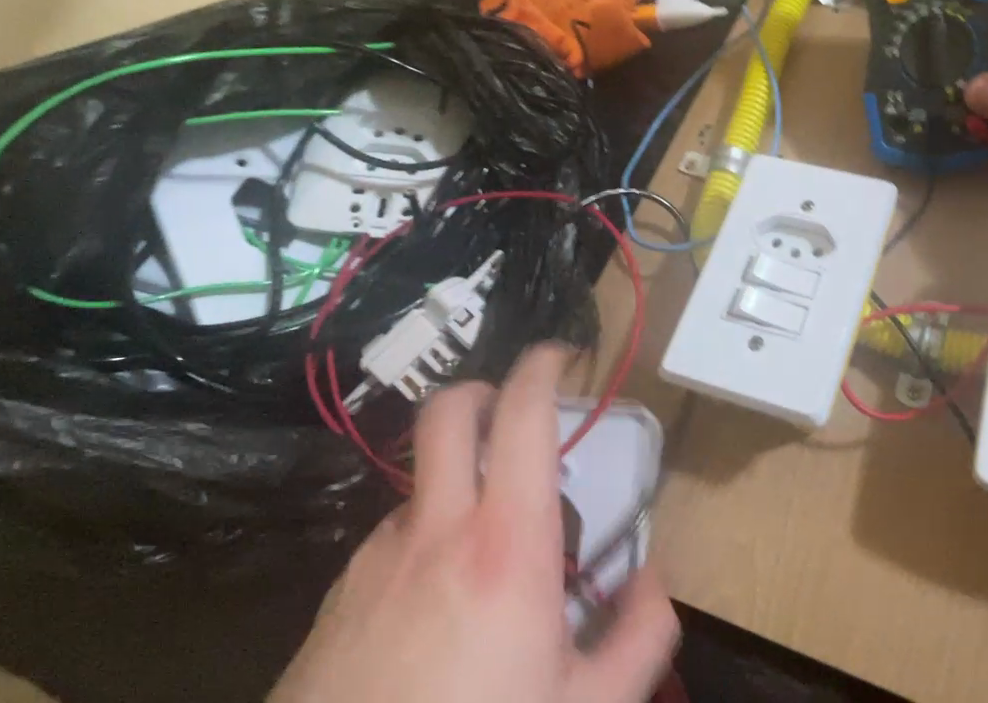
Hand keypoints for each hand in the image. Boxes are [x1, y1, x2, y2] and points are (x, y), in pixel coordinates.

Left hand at [270, 345, 679, 702]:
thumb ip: (641, 633)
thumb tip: (653, 577)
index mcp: (507, 544)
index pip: (522, 414)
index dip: (544, 366)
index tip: (563, 356)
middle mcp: (436, 532)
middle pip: (446, 412)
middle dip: (484, 390)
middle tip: (515, 413)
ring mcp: (375, 562)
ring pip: (418, 484)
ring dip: (456, 485)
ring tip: (485, 550)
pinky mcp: (334, 600)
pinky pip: (387, 542)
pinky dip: (422, 544)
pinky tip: (434, 609)